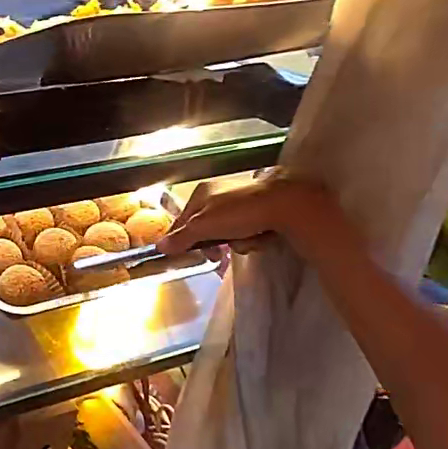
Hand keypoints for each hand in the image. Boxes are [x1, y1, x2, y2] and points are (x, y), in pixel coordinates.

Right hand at [157, 168, 336, 256]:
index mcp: (202, 193)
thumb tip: (160, 247)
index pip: (182, 220)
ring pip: (227, 231)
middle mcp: (219, 193)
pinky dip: (252, 237)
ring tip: (246, 241)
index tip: (183, 255)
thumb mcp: (205, 226)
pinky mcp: (261, 209)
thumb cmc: (240, 212)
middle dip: (213, 242)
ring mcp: (242, 200)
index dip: (180, 239)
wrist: (287, 205)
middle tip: (217, 255)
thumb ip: (182, 238)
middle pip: (205, 227)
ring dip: (235, 242)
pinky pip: (247, 229)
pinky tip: (260, 237)